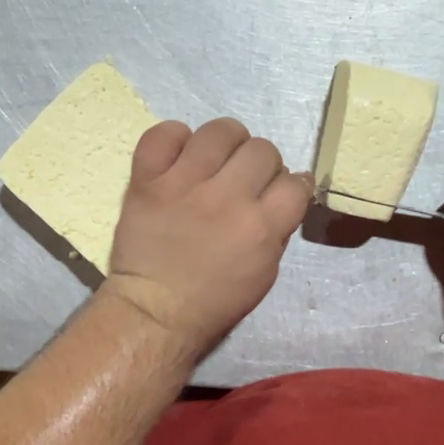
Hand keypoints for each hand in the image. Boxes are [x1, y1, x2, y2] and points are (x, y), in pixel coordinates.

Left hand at [102, 118, 311, 353]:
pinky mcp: (148, 179)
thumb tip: (278, 198)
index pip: (295, 182)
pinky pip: (164, 134)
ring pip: (220, 131)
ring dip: (225, 143)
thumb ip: (275, 231)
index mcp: (261, 227)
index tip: (278, 195)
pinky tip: (178, 158)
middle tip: (245, 181)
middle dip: (261, 164)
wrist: (155, 313)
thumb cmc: (213, 303)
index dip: (291, 187)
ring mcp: (184, 184)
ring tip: (215, 162)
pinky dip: (174, 139)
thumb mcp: (263, 274)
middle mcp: (227, 197)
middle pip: (262, 149)